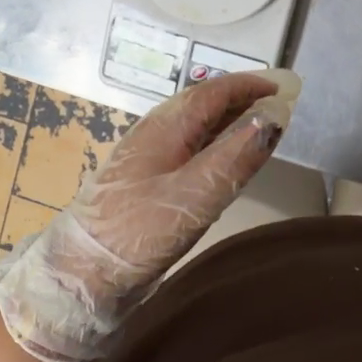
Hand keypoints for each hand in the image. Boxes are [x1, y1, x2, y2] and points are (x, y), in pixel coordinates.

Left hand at [0, 70, 300, 361]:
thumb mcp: (194, 196)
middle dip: (241, 98)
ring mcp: (146, 155)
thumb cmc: (138, 232)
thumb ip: (236, 157)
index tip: (282, 87)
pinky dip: (214, 140)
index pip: (213, 92)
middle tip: (277, 104)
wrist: (79, 276)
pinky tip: (223, 157)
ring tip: (258, 125)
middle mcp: (155, 131)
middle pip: (203, 103)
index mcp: (165, 127)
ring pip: (195, 124)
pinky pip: (187, 144)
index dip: (249, 85)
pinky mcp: (143, 179)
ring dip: (228, 118)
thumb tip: (274, 119)